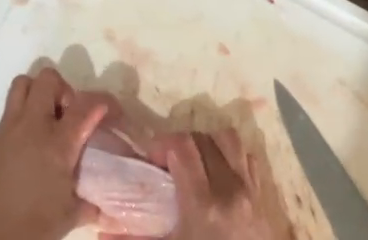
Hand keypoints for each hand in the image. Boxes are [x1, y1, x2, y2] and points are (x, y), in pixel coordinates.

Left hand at [0, 68, 109, 239]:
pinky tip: (29, 141)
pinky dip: (23, 113)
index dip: (104, 101)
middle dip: (64, 89)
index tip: (112, 112)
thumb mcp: (68, 217)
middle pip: (49, 79)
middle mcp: (33, 126)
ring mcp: (9, 126)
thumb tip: (107, 207)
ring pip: (24, 83)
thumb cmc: (30, 225)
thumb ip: (89, 203)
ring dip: (38, 92)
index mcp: (58, 144)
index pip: (86, 105)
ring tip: (47, 119)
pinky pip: (9, 107)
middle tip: (70, 116)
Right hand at [146, 129, 280, 239]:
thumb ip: (138, 238)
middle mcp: (230, 188)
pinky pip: (247, 158)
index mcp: (204, 203)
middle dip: (180, 143)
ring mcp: (251, 190)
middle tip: (167, 163)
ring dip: (207, 143)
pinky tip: (218, 175)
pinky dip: (231, 157)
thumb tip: (102, 233)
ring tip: (194, 162)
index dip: (161, 144)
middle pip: (201, 138)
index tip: (151, 159)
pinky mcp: (265, 196)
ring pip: (228, 139)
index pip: (181, 145)